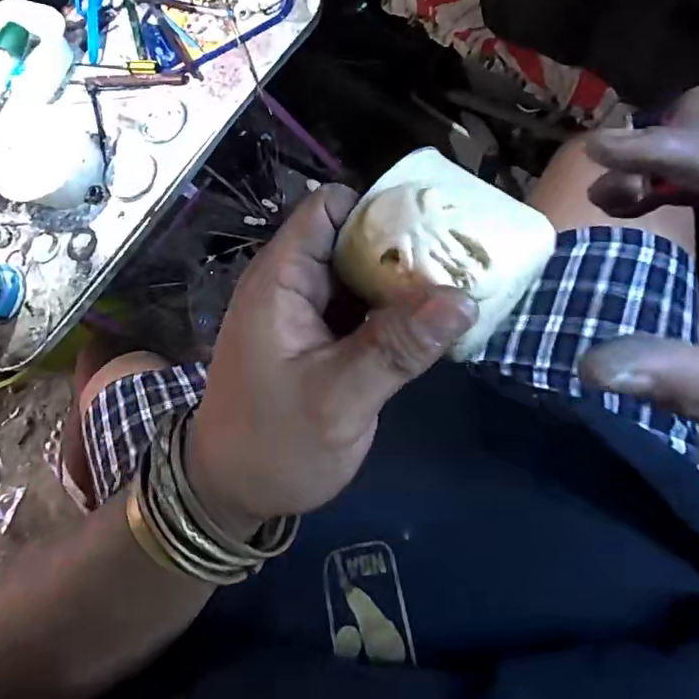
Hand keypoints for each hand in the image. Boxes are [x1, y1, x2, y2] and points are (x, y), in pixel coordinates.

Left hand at [189, 186, 477, 529]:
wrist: (231, 489)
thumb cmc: (274, 444)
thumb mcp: (340, 399)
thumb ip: (397, 347)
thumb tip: (463, 296)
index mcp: (280, 280)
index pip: (327, 209)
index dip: (379, 209)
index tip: (436, 229)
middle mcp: (289, 284)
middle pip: (350, 238)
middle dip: (404, 247)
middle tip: (467, 264)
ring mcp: (302, 312)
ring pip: (358, 275)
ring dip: (402, 283)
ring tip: (463, 290)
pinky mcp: (316, 339)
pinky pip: (358, 309)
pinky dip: (390, 312)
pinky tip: (431, 326)